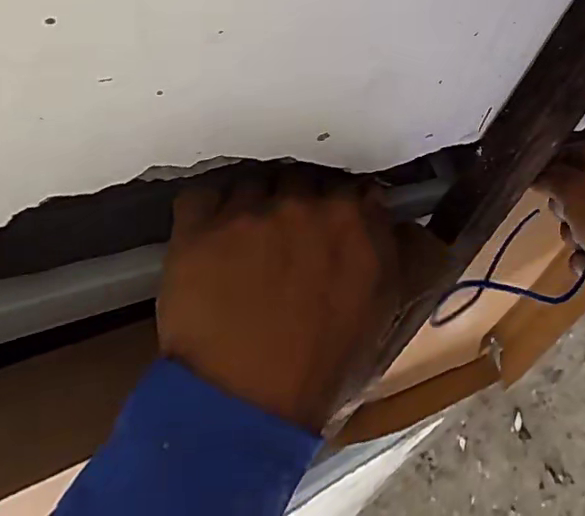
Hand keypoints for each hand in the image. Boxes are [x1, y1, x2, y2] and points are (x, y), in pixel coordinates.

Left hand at [157, 166, 435, 431]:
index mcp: (353, 216)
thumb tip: (378, 205)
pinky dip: (206, 205)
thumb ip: (385, 242)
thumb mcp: (383, 300)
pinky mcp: (198, 230)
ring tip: (245, 230)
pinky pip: (201, 193)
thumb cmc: (325, 361)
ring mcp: (249, 212)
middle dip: (297, 197)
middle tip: (286, 228)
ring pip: (253, 180)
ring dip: (253, 200)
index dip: (341, 200)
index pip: (351, 184)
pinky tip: (209, 226)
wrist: (246, 407)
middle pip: (300, 176)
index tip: (332, 217)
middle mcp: (304, 201)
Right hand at [537, 142, 584, 307]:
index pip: (567, 154)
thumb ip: (550, 178)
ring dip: (573, 238)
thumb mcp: (575, 190)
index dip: (547, 169)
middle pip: (567, 191)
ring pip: (575, 223)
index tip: (532, 184)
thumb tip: (535, 171)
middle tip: (571, 217)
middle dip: (562, 210)